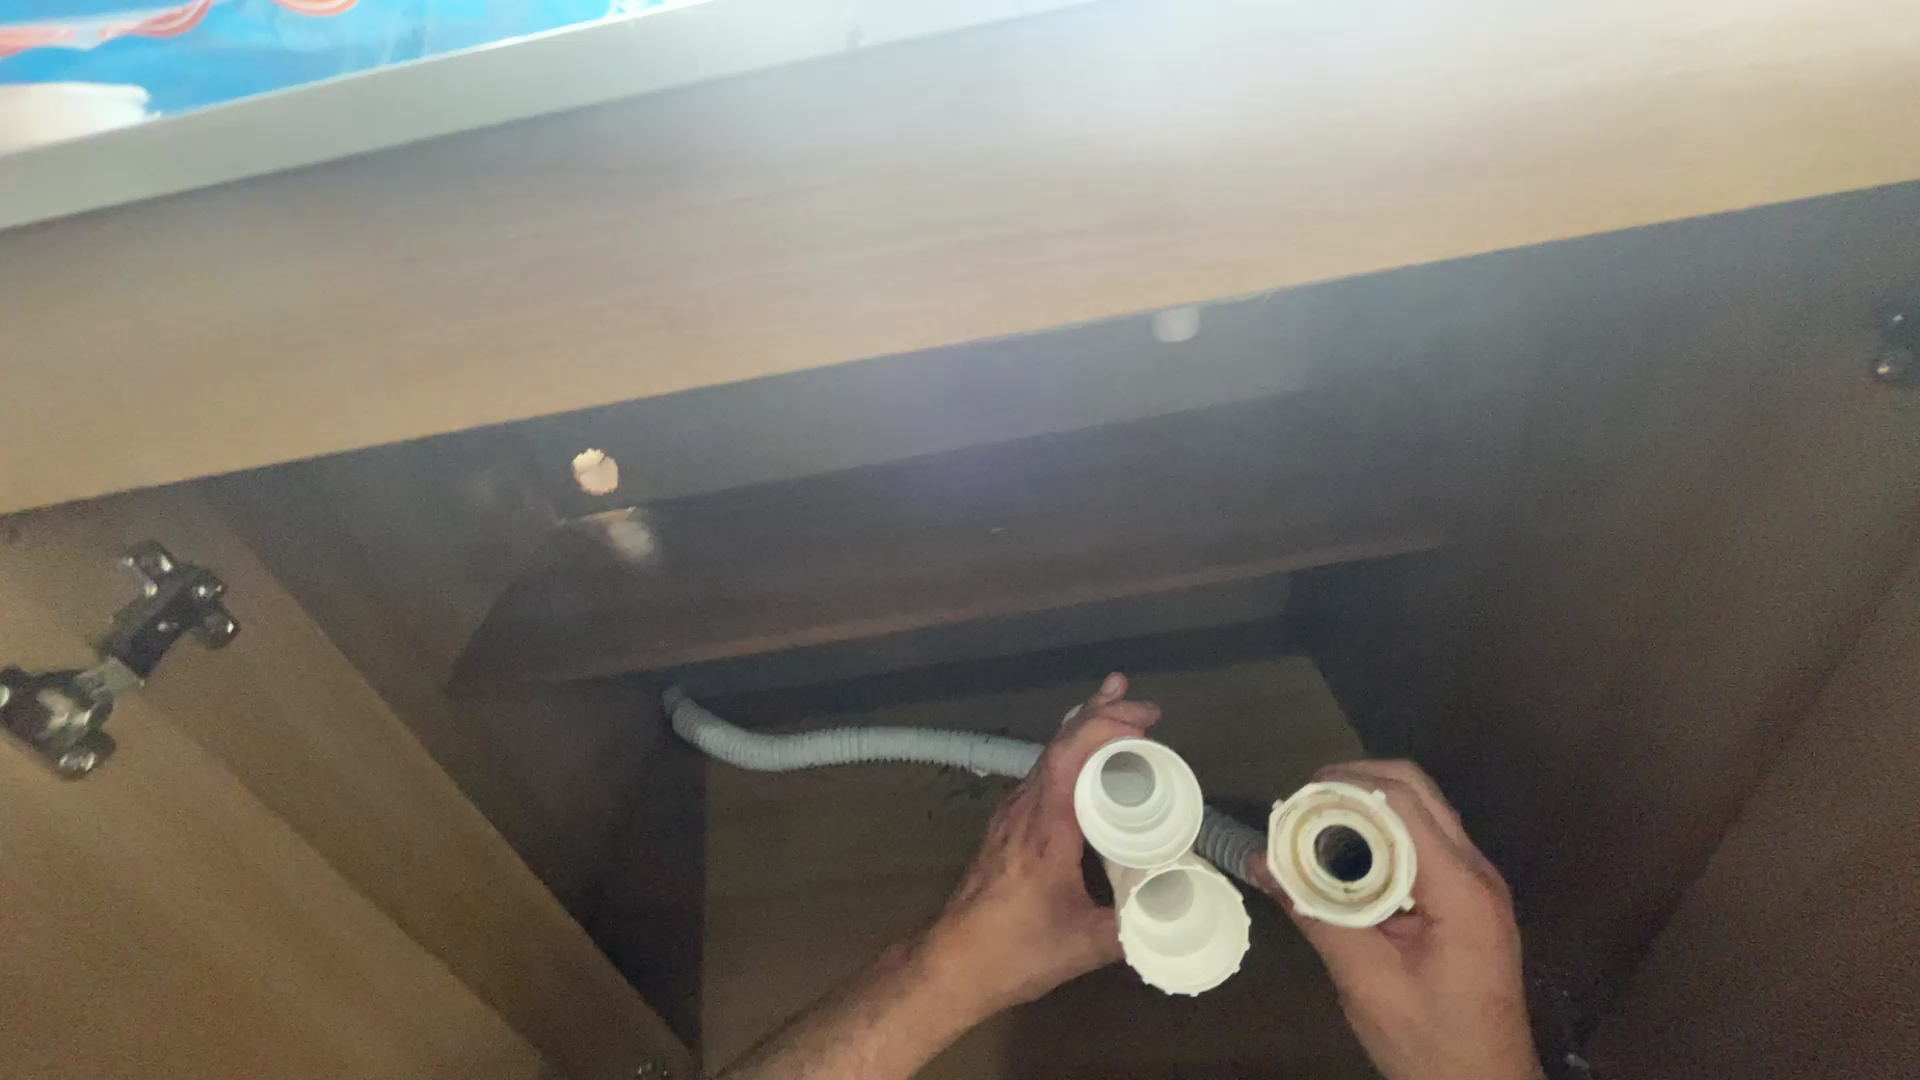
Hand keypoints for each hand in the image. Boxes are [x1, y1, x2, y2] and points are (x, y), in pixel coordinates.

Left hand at [920, 672, 1159, 1018]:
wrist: (953, 960)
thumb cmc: (1016, 949)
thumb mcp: (1086, 945)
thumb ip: (1136, 926)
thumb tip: (1177, 905)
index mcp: (1046, 824)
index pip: (1072, 753)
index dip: (1108, 727)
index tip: (1147, 724)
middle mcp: (1026, 805)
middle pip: (1062, 742)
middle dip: (1104, 715)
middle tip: (1146, 708)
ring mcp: (1014, 810)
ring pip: (1051, 753)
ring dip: (1086, 728)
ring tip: (1120, 709)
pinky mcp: (1010, 821)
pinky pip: (1045, 771)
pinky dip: (1072, 752)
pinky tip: (1087, 757)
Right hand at [1252, 760, 1543, 1079]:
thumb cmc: (1431, 1043)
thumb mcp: (1365, 981)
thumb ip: (1313, 912)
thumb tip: (1258, 860)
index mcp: (1460, 891)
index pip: (1403, 805)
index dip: (1345, 788)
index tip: (1297, 801)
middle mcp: (1475, 872)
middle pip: (1415, 789)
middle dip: (1354, 780)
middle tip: (1303, 801)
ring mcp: (1475, 881)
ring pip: (1420, 805)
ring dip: (1366, 800)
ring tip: (1316, 817)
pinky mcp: (1465, 892)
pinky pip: (1421, 833)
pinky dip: (1379, 825)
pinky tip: (1344, 847)